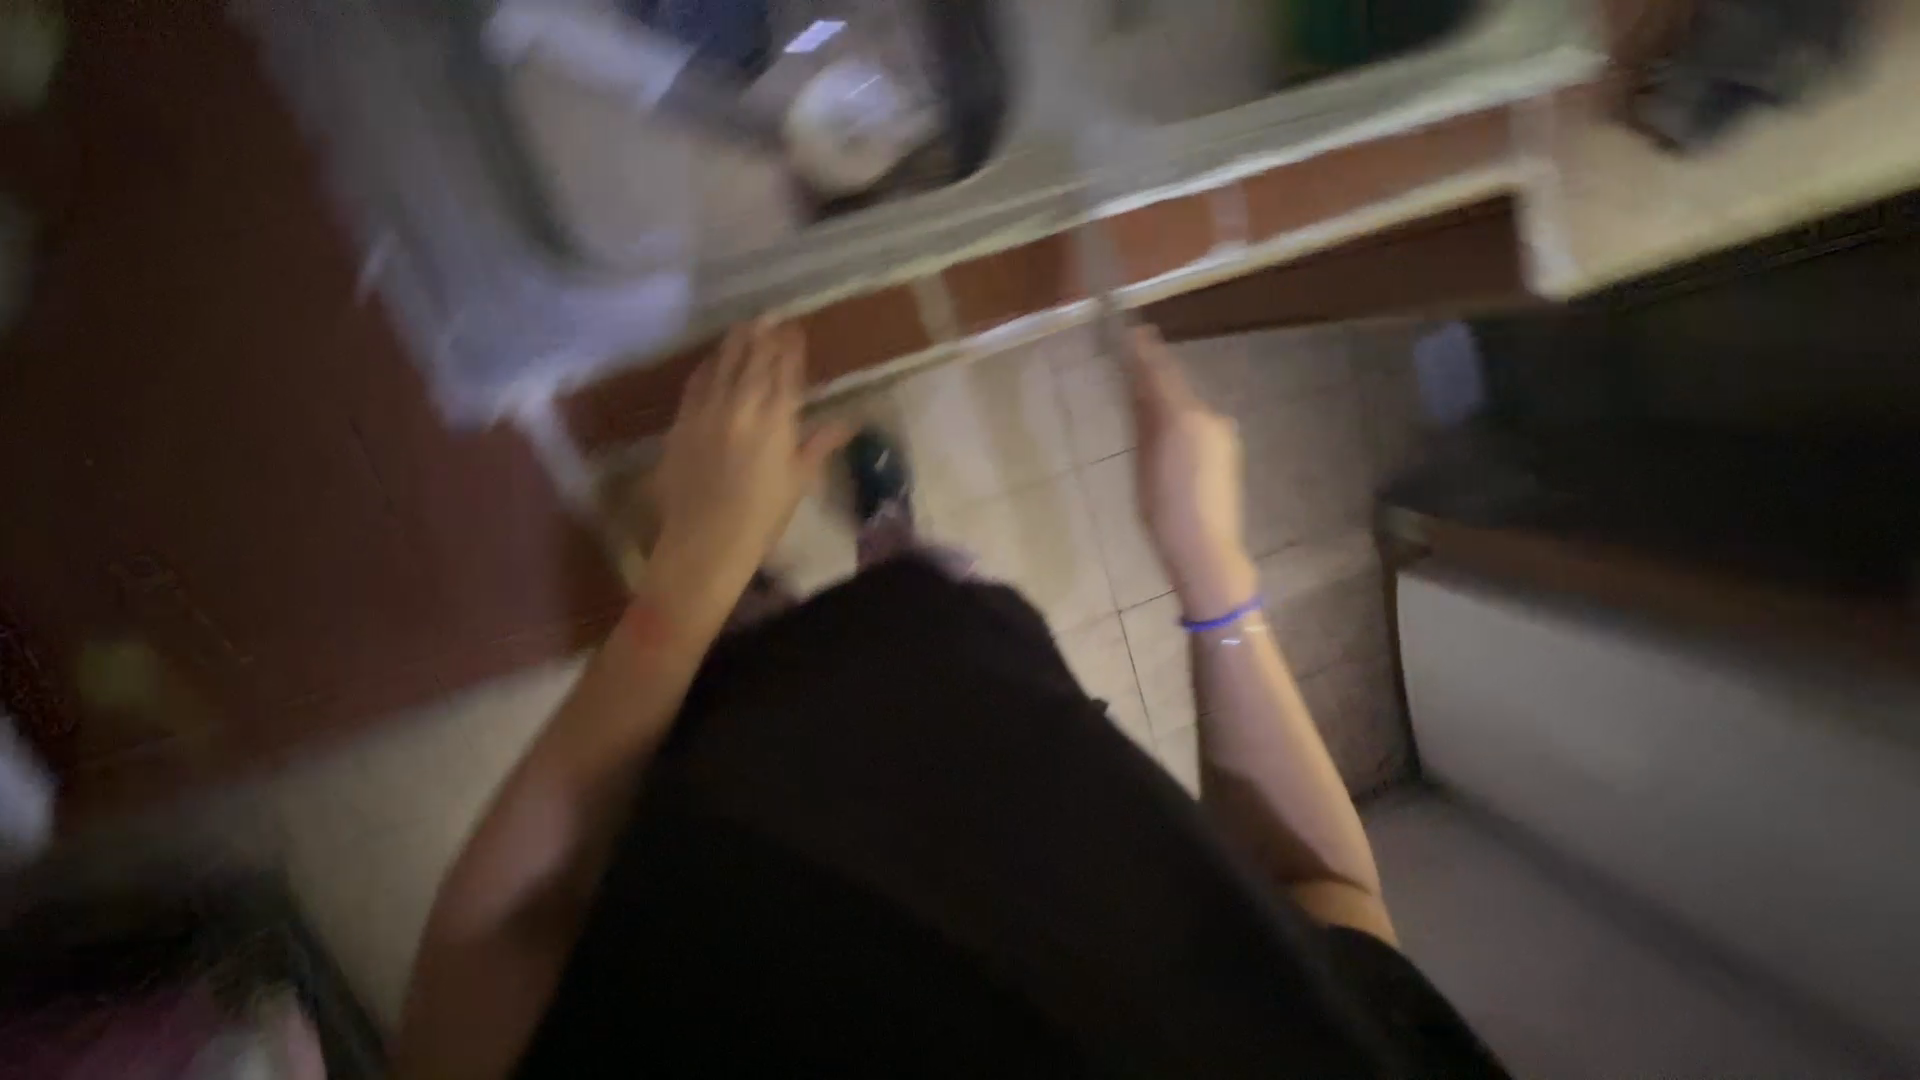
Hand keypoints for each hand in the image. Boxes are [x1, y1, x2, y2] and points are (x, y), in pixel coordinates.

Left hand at [648, 319, 850, 611]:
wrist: (707, 539)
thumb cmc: (763, 515)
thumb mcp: (799, 479)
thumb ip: (820, 444)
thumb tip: (849, 422)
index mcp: (777, 420)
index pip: (786, 372)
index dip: (790, 348)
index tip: (794, 329)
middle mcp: (743, 406)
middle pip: (754, 360)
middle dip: (764, 336)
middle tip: (770, 316)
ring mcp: (709, 411)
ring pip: (724, 365)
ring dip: (735, 344)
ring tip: (744, 326)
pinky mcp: (683, 422)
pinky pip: (697, 383)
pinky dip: (708, 367)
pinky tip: (712, 360)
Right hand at [1124, 326, 1257, 619]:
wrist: (1204, 548)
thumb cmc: (1164, 510)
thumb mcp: (1144, 462)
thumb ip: (1144, 420)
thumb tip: (1139, 389)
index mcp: (1185, 416)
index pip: (1160, 374)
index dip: (1144, 352)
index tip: (1133, 331)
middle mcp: (1210, 418)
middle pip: (1176, 390)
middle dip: (1154, 380)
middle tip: (1132, 366)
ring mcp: (1223, 436)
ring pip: (1187, 410)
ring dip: (1166, 405)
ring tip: (1142, 408)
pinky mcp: (1227, 455)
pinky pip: (1197, 428)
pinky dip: (1179, 425)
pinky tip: (1165, 440)